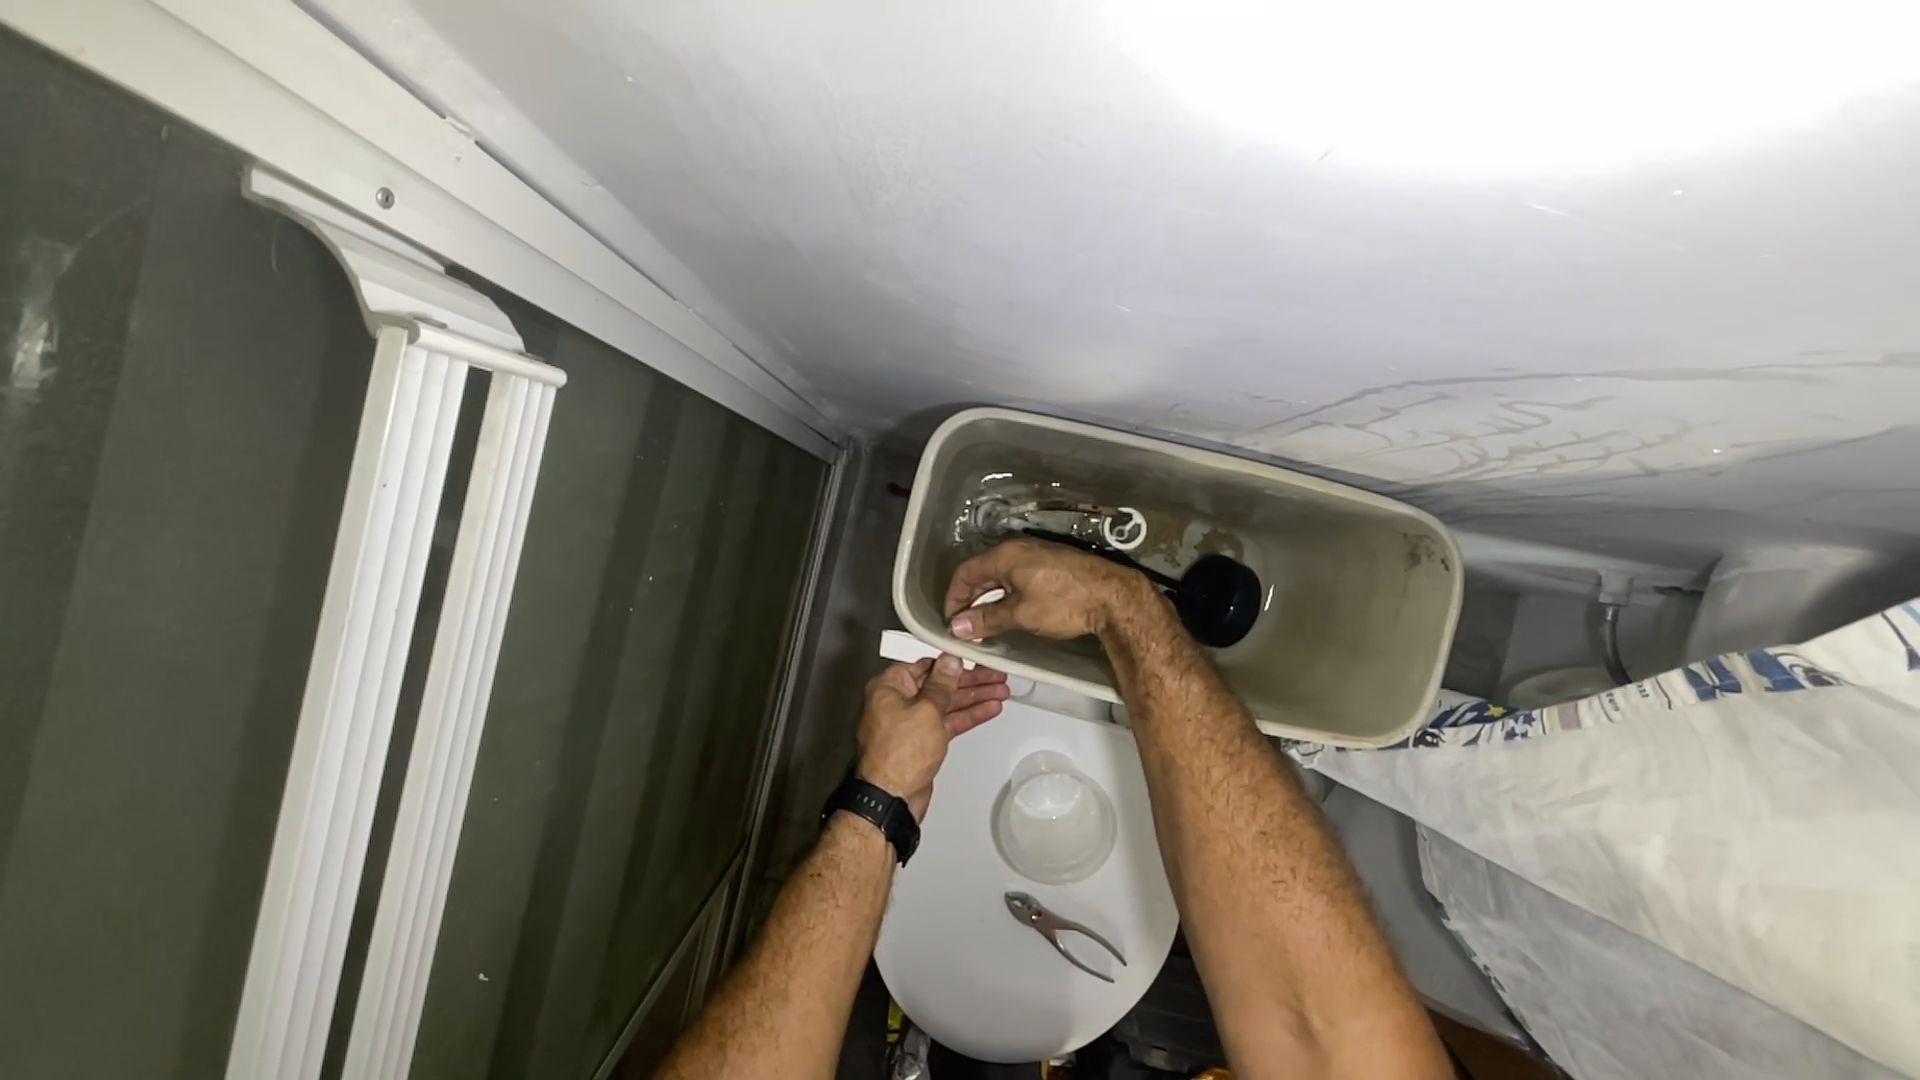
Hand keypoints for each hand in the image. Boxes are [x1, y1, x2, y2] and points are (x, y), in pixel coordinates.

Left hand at [858, 656, 1009, 820]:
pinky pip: (947, 723)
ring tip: (1002, 692)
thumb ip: (942, 684)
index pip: (925, 665)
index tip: (976, 660)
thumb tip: (950, 661)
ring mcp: (911, 723)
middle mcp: (898, 702)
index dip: (953, 663)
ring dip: (974, 699)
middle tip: (996, 677)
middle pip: (939, 685)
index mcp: (889, 687)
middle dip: (970, 682)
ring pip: (947, 704)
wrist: (893, 798)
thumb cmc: (901, 753)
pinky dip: (967, 716)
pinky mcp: (922, 742)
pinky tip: (990, 710)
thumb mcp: (926, 709)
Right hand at [944, 537, 1149, 640]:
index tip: (952, 621)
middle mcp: (1019, 549)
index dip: (954, 597)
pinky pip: (1019, 576)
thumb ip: (986, 619)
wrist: (1113, 596)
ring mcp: (1037, 554)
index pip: (965, 573)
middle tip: (967, 625)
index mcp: (1005, 556)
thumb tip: (958, 626)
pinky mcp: (1053, 564)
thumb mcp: (1021, 614)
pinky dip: (1008, 593)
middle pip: (982, 572)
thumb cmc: (1065, 602)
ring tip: (987, 622)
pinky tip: (1012, 611)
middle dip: (971, 599)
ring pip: (1001, 575)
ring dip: (990, 597)